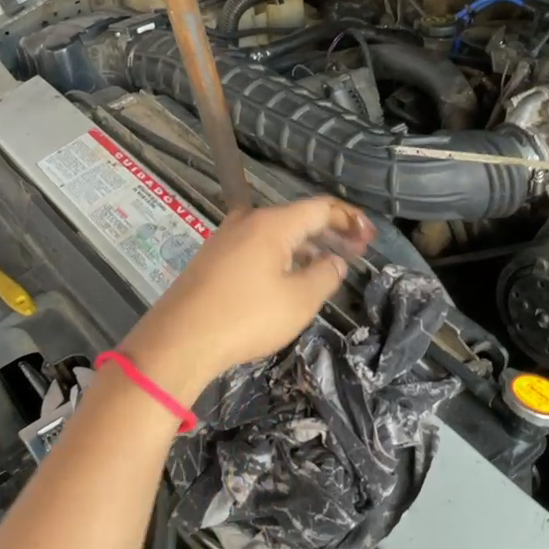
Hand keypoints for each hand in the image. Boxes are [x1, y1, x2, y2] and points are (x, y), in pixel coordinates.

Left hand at [119, 198, 371, 402]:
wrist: (179, 340)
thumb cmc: (245, 319)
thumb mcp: (299, 301)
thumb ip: (324, 276)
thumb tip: (334, 261)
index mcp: (272, 224)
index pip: (320, 208)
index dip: (350, 219)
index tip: (369, 237)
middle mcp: (247, 222)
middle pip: (297, 218)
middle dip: (330, 232)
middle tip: (355, 250)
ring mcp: (225, 239)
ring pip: (276, 234)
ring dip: (305, 246)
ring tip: (327, 265)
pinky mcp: (212, 260)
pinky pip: (256, 248)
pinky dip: (281, 256)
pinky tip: (289, 277)